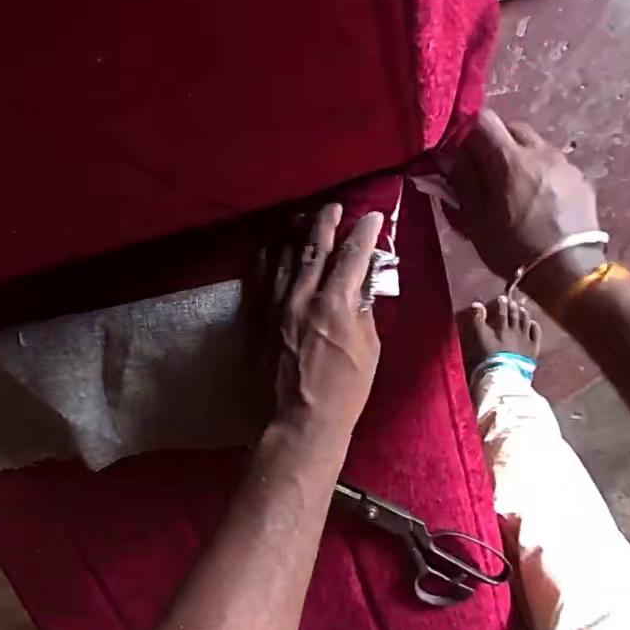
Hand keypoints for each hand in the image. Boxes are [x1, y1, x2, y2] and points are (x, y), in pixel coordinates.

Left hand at [267, 204, 384, 437]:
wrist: (299, 422)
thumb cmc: (345, 392)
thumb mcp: (370, 351)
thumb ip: (364, 312)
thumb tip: (362, 286)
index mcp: (336, 306)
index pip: (352, 257)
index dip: (364, 233)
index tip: (372, 217)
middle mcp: (302, 298)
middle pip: (313, 247)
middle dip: (325, 222)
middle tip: (334, 207)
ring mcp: (275, 307)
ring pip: (282, 257)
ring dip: (293, 234)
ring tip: (301, 219)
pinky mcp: (257, 321)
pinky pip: (258, 280)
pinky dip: (265, 260)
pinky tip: (268, 248)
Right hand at [443, 110, 603, 292]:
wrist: (569, 272)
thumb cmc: (515, 251)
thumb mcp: (478, 223)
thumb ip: (463, 183)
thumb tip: (449, 156)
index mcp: (510, 160)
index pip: (483, 121)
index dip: (467, 133)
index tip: (460, 155)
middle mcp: (540, 151)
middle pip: (512, 129)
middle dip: (496, 143)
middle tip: (486, 173)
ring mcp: (565, 164)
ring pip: (536, 146)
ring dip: (520, 158)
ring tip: (514, 190)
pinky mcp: (581, 181)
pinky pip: (555, 166)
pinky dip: (542, 174)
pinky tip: (539, 202)